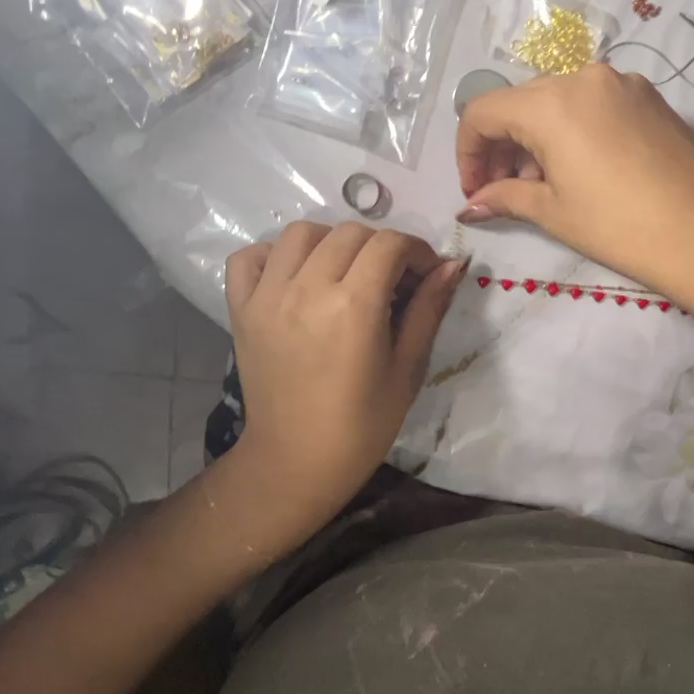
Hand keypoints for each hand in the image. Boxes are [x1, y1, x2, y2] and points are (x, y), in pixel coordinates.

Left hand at [224, 221, 465, 515]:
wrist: (297, 461)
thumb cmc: (363, 424)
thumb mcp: (408, 369)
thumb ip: (429, 310)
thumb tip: (453, 265)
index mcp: (354, 306)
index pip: (389, 244)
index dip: (417, 252)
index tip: (426, 275)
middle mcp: (307, 289)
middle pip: (349, 232)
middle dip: (380, 247)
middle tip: (392, 281)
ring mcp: (267, 296)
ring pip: (301, 233)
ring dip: (331, 242)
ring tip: (345, 273)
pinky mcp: (240, 308)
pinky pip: (250, 256)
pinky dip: (274, 255)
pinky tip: (296, 277)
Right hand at [455, 63, 693, 311]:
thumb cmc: (620, 227)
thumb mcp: (553, 212)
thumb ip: (505, 198)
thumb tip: (471, 206)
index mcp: (551, 102)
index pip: (483, 111)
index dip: (467, 153)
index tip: (475, 191)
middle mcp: (583, 77)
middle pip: (520, 101)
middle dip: (501, 145)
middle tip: (503, 191)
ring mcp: (622, 83)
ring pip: (557, 100)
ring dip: (536, 137)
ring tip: (543, 185)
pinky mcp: (649, 97)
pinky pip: (592, 103)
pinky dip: (571, 129)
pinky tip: (581, 169)